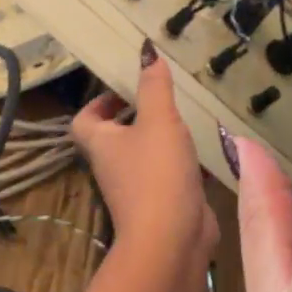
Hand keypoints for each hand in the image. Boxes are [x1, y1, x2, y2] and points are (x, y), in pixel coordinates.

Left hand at [73, 41, 219, 260]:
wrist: (172, 239)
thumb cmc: (157, 173)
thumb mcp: (159, 121)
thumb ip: (155, 87)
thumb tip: (146, 52)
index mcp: (102, 144)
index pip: (84, 120)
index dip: (97, 103)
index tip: (122, 90)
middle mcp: (113, 167)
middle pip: (114, 138)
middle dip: (135, 117)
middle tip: (162, 98)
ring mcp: (137, 189)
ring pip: (144, 157)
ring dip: (161, 140)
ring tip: (188, 119)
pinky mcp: (163, 204)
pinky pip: (169, 176)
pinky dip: (183, 164)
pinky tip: (207, 152)